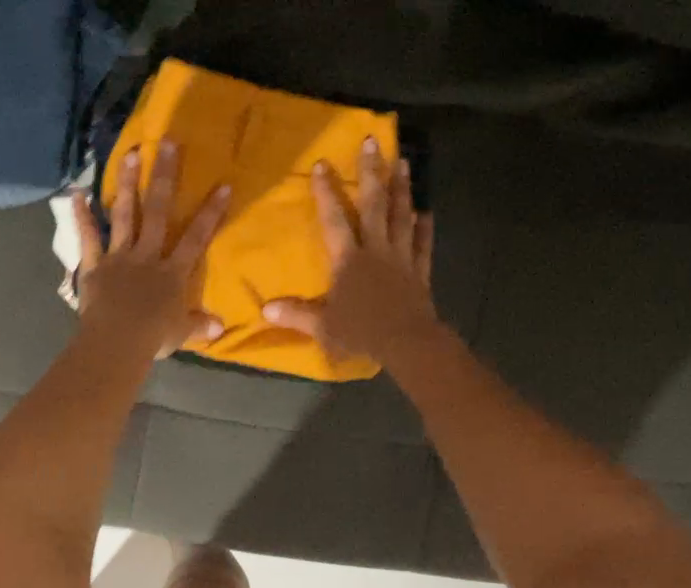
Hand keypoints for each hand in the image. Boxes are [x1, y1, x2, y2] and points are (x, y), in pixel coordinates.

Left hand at [74, 140, 229, 359]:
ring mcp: (119, 258)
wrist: (117, 342)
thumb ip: (199, 325)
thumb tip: (221, 325)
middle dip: (164, 176)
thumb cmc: (152, 340)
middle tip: (168, 143)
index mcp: (172, 274)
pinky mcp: (94, 266)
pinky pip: (88, 238)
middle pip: (158, 212)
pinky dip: (81, 217)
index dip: (210, 213)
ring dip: (127, 184)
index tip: (223, 186)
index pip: (196, 238)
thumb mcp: (181, 334)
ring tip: (129, 153)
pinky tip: (76, 194)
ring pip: (125, 215)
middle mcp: (148, 257)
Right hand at [262, 138, 441, 364]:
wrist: (406, 341)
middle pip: (374, 204)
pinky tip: (425, 213)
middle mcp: (376, 249)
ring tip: (404, 162)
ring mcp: (401, 257)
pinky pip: (422, 244)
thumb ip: (296, 314)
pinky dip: (424, 228)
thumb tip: (265, 309)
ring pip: (401, 215)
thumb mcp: (322, 326)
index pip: (334, 219)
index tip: (322, 164)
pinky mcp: (420, 271)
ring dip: (402, 188)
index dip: (326, 192)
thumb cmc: (361, 331)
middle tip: (373, 142)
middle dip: (372, 172)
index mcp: (348, 259)